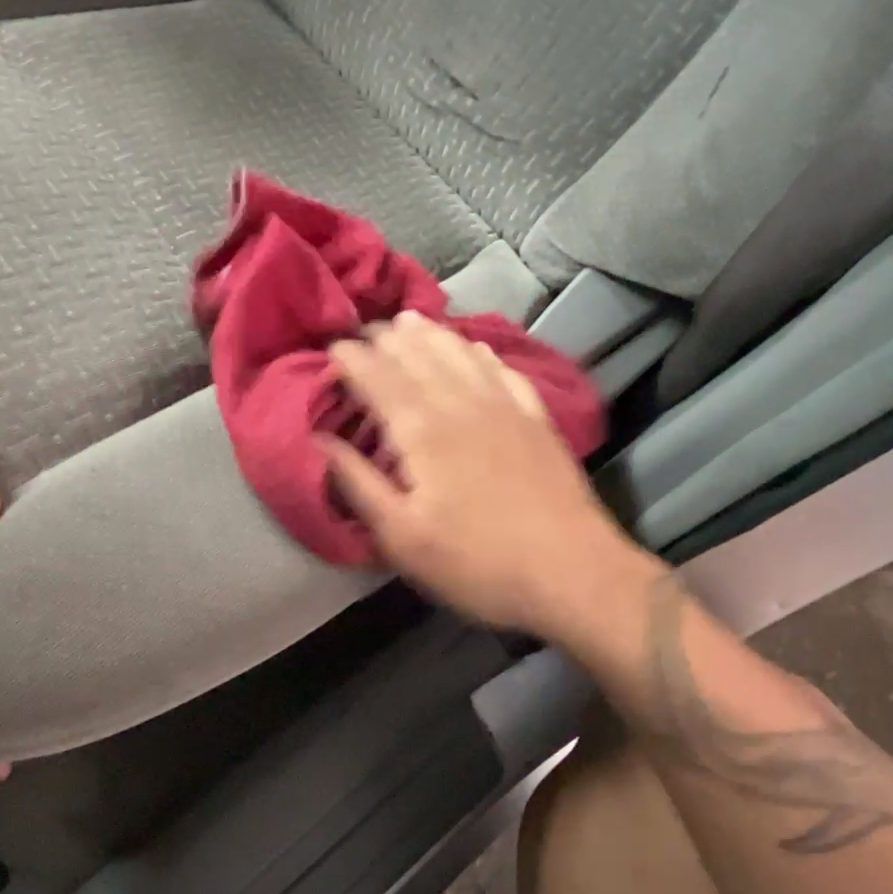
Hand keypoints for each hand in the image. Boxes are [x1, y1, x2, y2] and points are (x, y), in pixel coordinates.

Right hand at [322, 313, 649, 640]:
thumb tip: (319, 440)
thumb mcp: (402, 537)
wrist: (574, 573)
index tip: (332, 344)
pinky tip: (475, 347)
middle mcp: (462, 404)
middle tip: (364, 328)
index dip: (353, 358)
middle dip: (387, 339)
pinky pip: (504, 371)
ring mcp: (505, 408)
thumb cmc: (476, 562)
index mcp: (422, 430)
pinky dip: (483, 353)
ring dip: (431, 335)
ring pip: (461, 354)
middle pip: (418, 357)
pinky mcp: (536, 421)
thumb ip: (358, 484)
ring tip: (409, 320)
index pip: (379, 378)